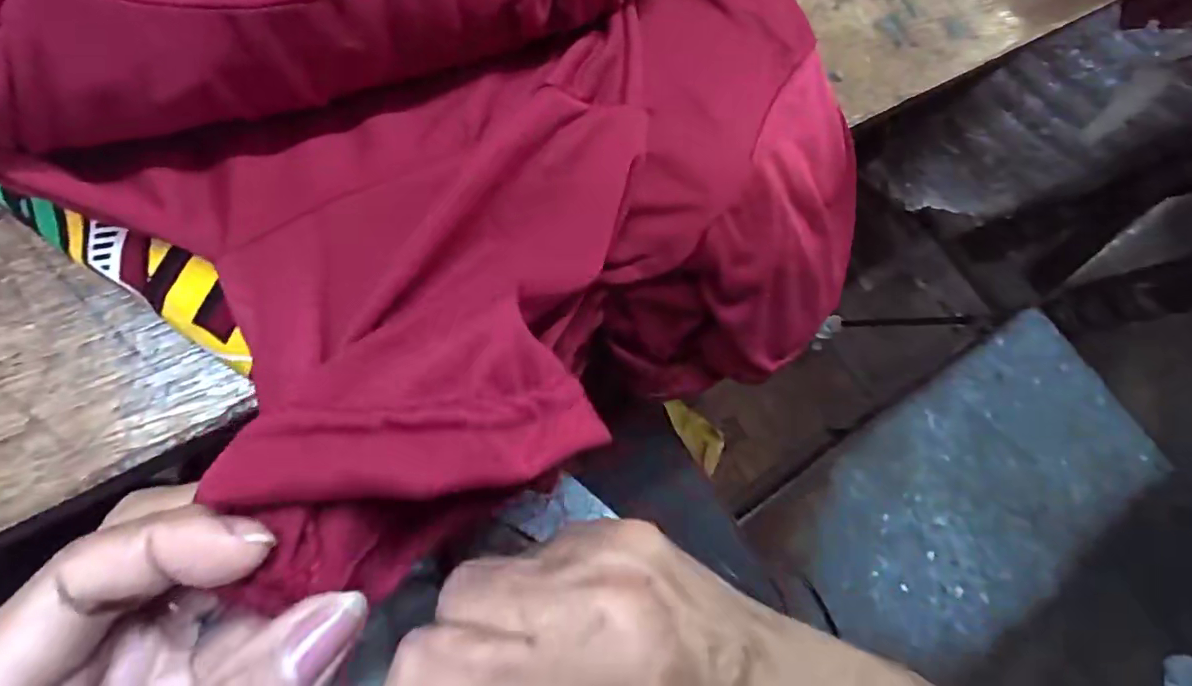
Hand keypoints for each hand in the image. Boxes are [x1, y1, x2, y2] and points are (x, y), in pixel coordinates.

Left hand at [0, 484, 367, 685]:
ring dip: (279, 567)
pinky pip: (243, 625)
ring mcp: (140, 666)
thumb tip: (345, 609)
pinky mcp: (190, 677)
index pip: (81, 573)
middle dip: (241, 534)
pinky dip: (292, 614)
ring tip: (343, 553)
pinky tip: (336, 606)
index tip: (260, 546)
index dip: (172, 539)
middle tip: (320, 528)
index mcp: (7, 685)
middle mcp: (82, 656)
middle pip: (155, 553)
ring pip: (211, 580)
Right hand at [385, 519, 924, 685]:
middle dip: (456, 643)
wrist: (772, 682)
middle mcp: (594, 577)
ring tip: (534, 650)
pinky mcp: (624, 522)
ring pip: (496, 563)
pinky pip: (543, 547)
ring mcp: (611, 537)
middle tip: (484, 677)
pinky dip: (538, 585)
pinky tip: (571, 617)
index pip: (438, 654)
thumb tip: (445, 673)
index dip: (419, 681)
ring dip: (498, 611)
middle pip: (459, 592)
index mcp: (591, 651)